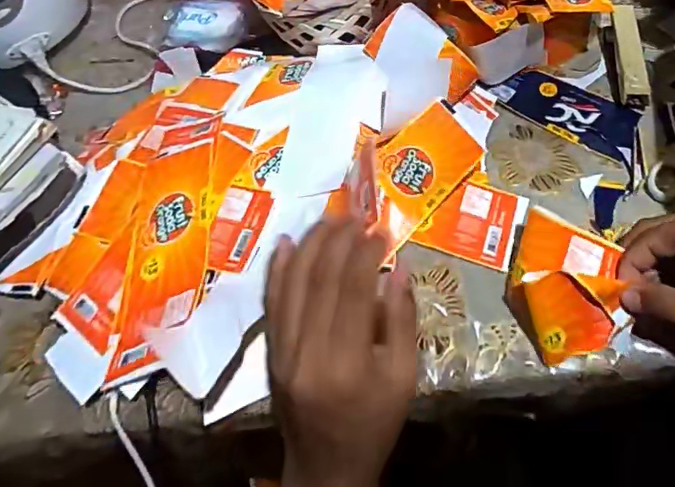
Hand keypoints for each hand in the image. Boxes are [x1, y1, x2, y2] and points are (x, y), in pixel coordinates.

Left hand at [265, 218, 415, 486]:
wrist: (325, 469)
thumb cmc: (374, 422)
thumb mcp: (405, 376)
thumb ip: (402, 318)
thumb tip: (398, 265)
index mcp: (346, 363)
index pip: (352, 288)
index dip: (366, 251)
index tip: (382, 227)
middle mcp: (307, 353)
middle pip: (320, 279)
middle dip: (339, 238)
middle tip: (358, 213)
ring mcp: (282, 353)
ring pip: (292, 284)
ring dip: (310, 243)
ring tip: (331, 216)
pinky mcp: (269, 354)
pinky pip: (271, 303)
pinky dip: (278, 269)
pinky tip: (286, 242)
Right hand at [619, 208, 674, 370]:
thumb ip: (660, 302)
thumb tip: (623, 295)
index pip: (643, 240)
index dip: (627, 270)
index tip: (619, 303)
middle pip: (654, 237)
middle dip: (637, 268)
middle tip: (628, 302)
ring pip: (669, 248)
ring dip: (655, 274)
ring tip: (648, 307)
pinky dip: (674, 276)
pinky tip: (672, 301)